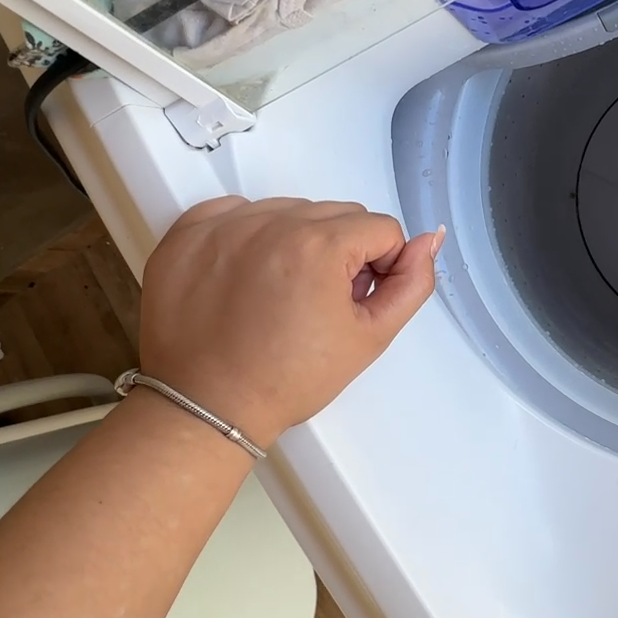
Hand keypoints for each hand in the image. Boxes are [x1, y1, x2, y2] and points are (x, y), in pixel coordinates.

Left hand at [136, 196, 442, 448]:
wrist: (205, 409)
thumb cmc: (287, 378)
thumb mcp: (371, 336)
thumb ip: (412, 282)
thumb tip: (429, 240)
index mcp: (320, 246)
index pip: (382, 228)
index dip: (380, 266)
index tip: (355, 299)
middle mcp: (272, 224)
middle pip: (339, 215)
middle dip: (342, 250)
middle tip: (320, 300)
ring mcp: (226, 226)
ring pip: (293, 209)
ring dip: (299, 239)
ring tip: (282, 290)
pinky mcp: (188, 233)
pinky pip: (239, 209)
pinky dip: (251, 232)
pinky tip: (249, 271)